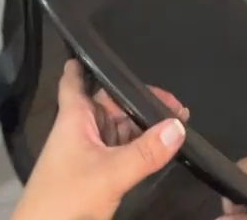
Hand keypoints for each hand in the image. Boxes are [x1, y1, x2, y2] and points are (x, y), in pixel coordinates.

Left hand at [11, 59, 188, 219]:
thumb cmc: (67, 198)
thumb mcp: (110, 174)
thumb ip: (145, 152)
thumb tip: (179, 125)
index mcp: (75, 117)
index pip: (75, 79)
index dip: (84, 63)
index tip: (98, 48)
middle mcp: (81, 128)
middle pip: (111, 104)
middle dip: (140, 101)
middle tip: (178, 105)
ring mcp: (88, 153)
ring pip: (119, 129)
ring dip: (143, 126)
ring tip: (177, 124)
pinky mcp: (94, 175)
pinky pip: (121, 152)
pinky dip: (139, 148)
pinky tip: (160, 148)